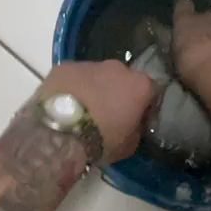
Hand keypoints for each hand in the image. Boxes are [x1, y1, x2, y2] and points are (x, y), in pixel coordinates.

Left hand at [38, 60, 156, 163]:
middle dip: (117, 93)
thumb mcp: (128, 145)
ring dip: (93, 88)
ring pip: (96, 75)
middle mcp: (117, 68)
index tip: (136, 118)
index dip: (145, 105)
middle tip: (106, 114)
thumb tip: (133, 125)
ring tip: (82, 109)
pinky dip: (72, 86)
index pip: (151, 90)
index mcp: (139, 85)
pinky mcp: (64, 66)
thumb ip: (136, 130)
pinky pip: (73, 76)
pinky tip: (64, 103)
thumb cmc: (100, 140)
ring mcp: (89, 64)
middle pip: (122, 78)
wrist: (59, 132)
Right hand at [170, 0, 210, 85]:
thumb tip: (181, 45)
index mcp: (186, 20)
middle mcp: (207, 17)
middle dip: (205, 22)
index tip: (182, 3)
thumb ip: (179, 47)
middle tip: (203, 35)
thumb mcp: (176, 57)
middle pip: (205, 14)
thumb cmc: (190, 65)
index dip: (183, 5)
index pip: (182, 4)